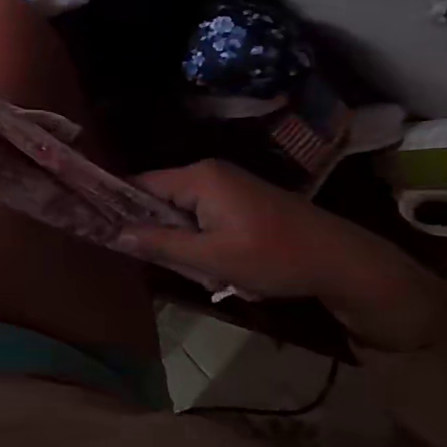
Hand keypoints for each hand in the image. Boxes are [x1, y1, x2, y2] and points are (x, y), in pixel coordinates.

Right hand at [118, 160, 348, 296]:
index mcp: (200, 177)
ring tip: (216, 274)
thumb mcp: (212, 257)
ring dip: (191, 248)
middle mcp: (210, 172)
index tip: (106, 233)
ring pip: (184, 216)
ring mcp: (228, 185)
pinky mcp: (241, 200)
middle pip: (162, 201)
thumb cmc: (273, 256)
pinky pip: (205, 220)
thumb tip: (116, 233)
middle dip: (167, 238)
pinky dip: (208, 246)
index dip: (120, 207)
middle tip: (186, 268)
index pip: (141, 184)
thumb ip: (161, 243)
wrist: (339, 260)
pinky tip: (229, 269)